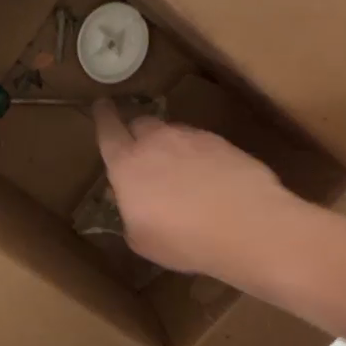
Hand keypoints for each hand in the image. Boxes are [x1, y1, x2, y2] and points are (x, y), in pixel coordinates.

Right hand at [94, 100, 293, 274]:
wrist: (244, 226)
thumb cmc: (182, 240)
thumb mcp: (141, 239)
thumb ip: (130, 214)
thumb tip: (133, 204)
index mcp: (127, 165)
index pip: (108, 131)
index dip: (103, 118)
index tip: (101, 106)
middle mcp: (156, 142)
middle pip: (140, 123)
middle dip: (136, 135)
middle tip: (140, 156)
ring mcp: (192, 138)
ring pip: (171, 133)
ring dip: (168, 147)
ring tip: (178, 175)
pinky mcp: (222, 142)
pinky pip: (199, 143)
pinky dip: (196, 156)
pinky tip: (205, 181)